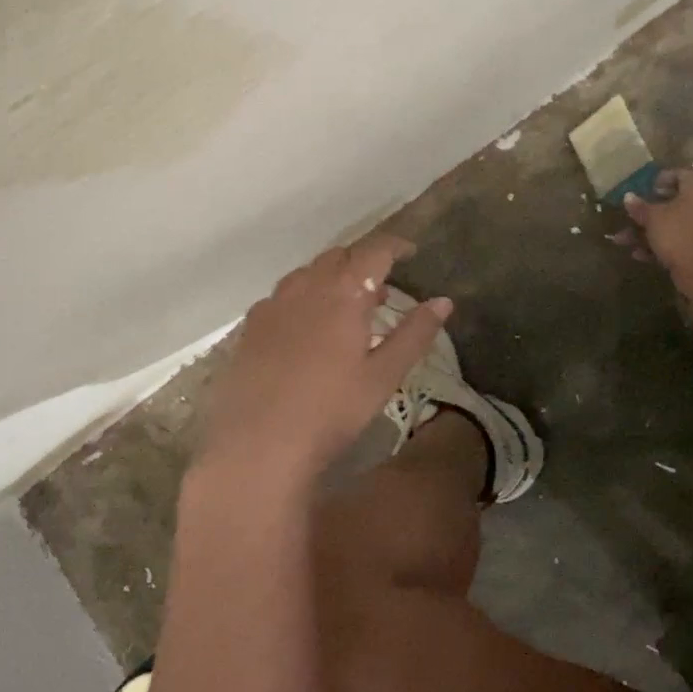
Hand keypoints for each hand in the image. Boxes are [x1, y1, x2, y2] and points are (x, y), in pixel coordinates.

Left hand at [196, 236, 450, 477]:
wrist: (258, 446)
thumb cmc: (331, 411)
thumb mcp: (384, 376)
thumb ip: (414, 334)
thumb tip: (443, 301)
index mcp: (342, 292)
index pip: (373, 251)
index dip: (395, 246)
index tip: (410, 252)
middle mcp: (304, 287)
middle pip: (337, 257)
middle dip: (362, 263)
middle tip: (380, 290)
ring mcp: (271, 306)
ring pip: (306, 275)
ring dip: (330, 280)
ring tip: (345, 309)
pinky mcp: (249, 328)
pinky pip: (281, 298)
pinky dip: (303, 300)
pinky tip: (306, 331)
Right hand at [618, 168, 692, 287]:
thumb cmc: (677, 233)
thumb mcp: (653, 217)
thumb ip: (639, 207)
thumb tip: (628, 196)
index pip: (680, 174)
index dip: (661, 179)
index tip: (645, 187)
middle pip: (671, 202)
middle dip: (646, 211)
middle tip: (629, 214)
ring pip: (669, 225)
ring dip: (644, 232)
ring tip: (620, 240)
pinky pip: (673, 241)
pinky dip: (656, 246)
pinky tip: (636, 254)